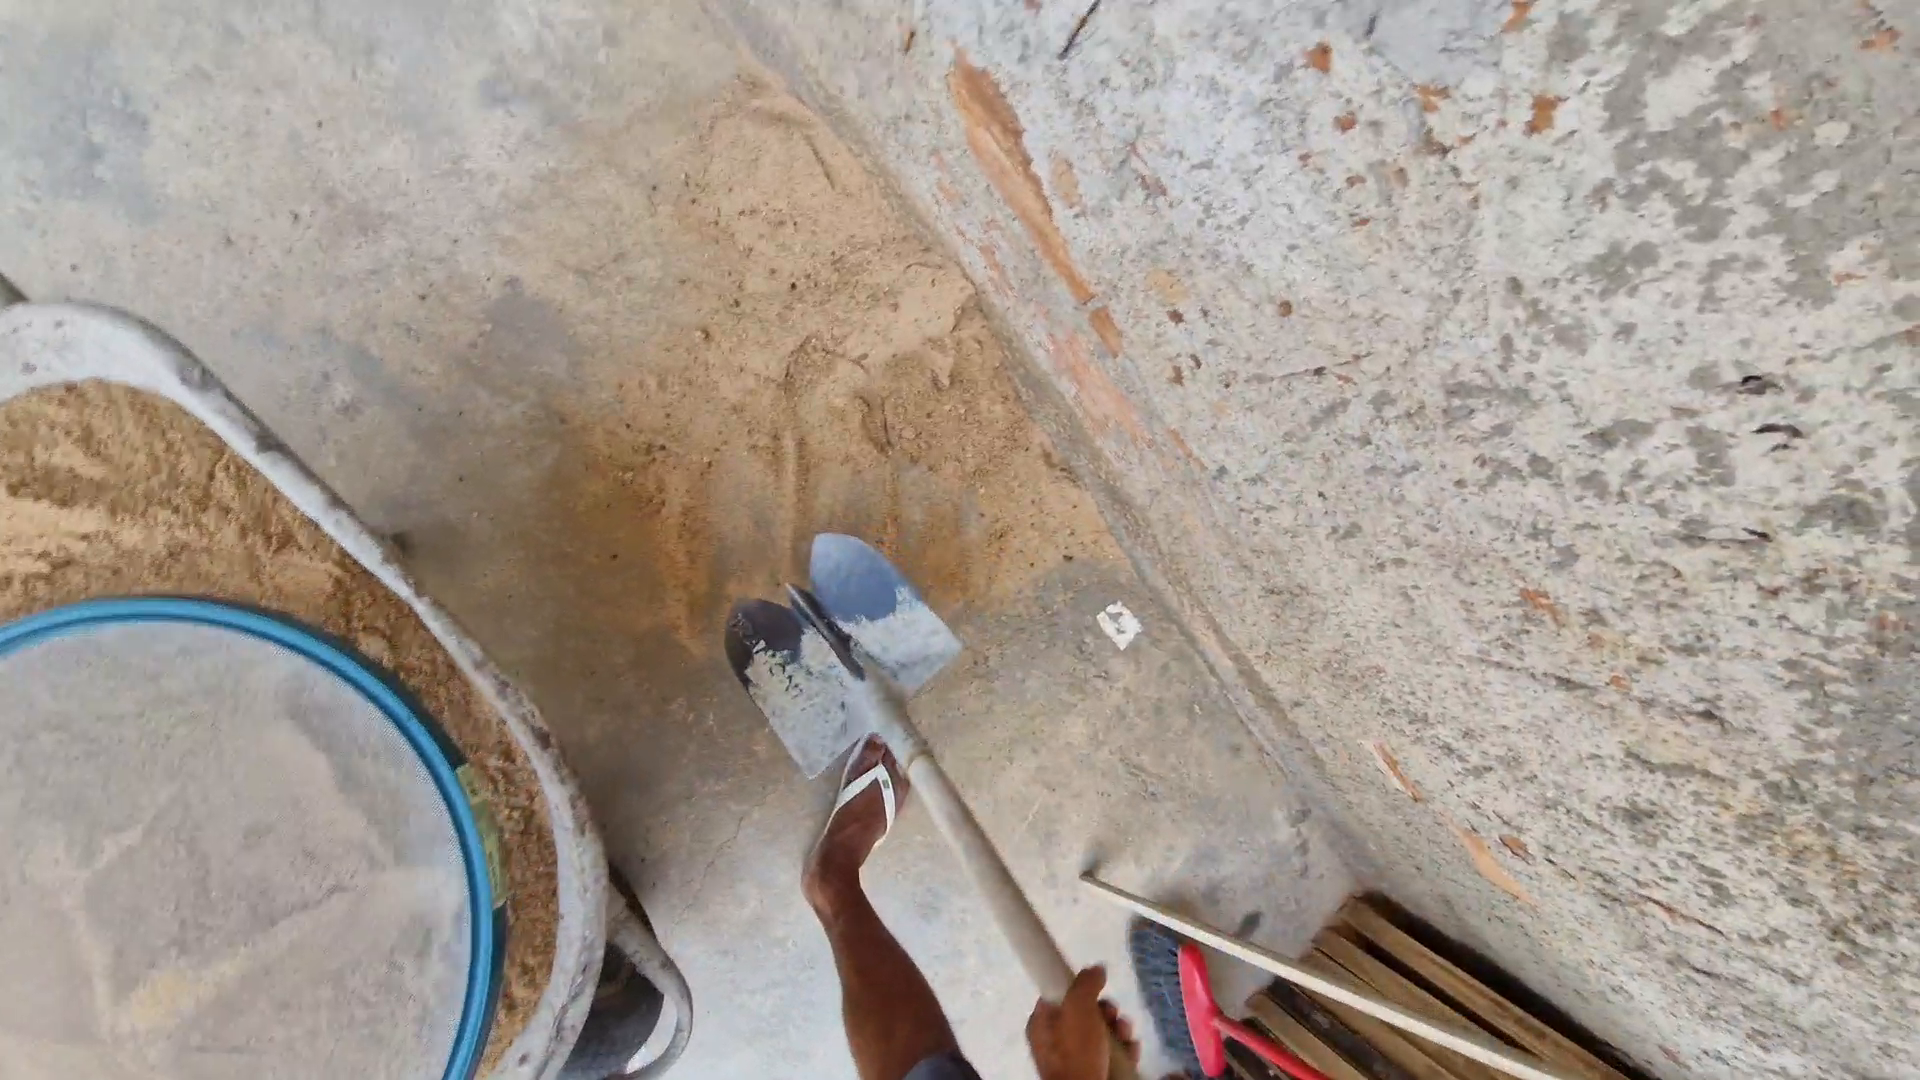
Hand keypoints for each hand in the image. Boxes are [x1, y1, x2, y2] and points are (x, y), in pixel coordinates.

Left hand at [1026, 966, 1140, 1079]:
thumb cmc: (1076, 1051)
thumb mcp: (1078, 1007)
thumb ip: (1086, 983)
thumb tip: (1097, 968)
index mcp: (1041, 1023)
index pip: (1059, 993)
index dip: (1080, 987)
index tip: (1097, 986)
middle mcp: (1055, 1040)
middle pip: (1085, 1012)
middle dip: (1106, 1010)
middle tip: (1114, 1014)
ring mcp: (1076, 1059)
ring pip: (1102, 1032)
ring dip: (1120, 1028)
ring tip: (1127, 1034)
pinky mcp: (1095, 1074)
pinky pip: (1112, 1054)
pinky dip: (1125, 1049)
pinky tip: (1133, 1049)